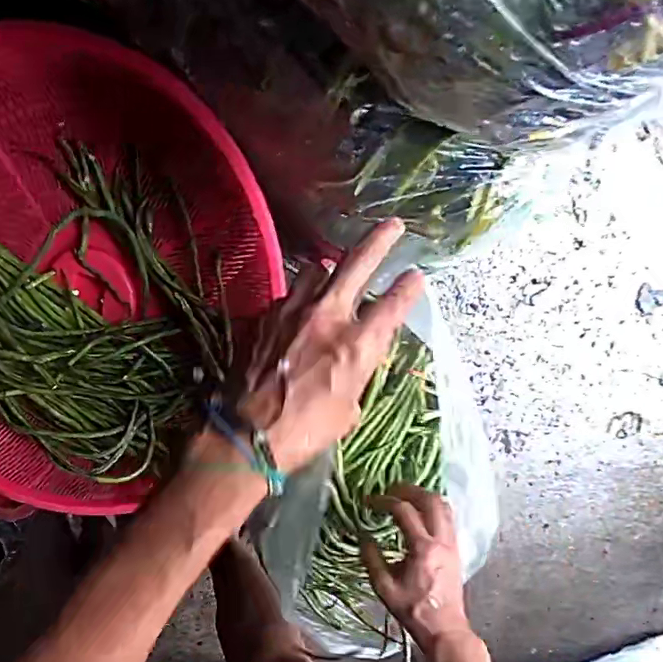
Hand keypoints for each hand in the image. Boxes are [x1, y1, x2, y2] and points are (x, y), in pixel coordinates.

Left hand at [226, 219, 423, 471]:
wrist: (246, 434)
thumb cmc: (304, 432)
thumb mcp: (347, 410)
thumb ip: (357, 373)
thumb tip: (354, 360)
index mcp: (356, 344)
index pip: (393, 304)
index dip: (408, 288)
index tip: (415, 276)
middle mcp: (325, 318)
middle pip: (357, 264)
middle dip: (379, 241)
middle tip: (392, 227)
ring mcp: (290, 313)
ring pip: (314, 272)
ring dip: (328, 271)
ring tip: (332, 275)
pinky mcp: (262, 318)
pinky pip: (286, 297)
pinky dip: (297, 300)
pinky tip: (295, 313)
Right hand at [361, 484, 488, 661]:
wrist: (444, 628)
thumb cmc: (413, 610)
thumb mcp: (384, 587)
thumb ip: (372, 559)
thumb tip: (364, 537)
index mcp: (422, 549)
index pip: (403, 512)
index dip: (384, 501)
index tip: (369, 501)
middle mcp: (441, 541)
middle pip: (430, 501)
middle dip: (409, 490)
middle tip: (390, 489)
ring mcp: (452, 544)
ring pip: (443, 507)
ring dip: (424, 496)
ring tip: (405, 496)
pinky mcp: (456, 550)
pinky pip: (448, 519)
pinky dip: (433, 508)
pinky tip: (420, 513)